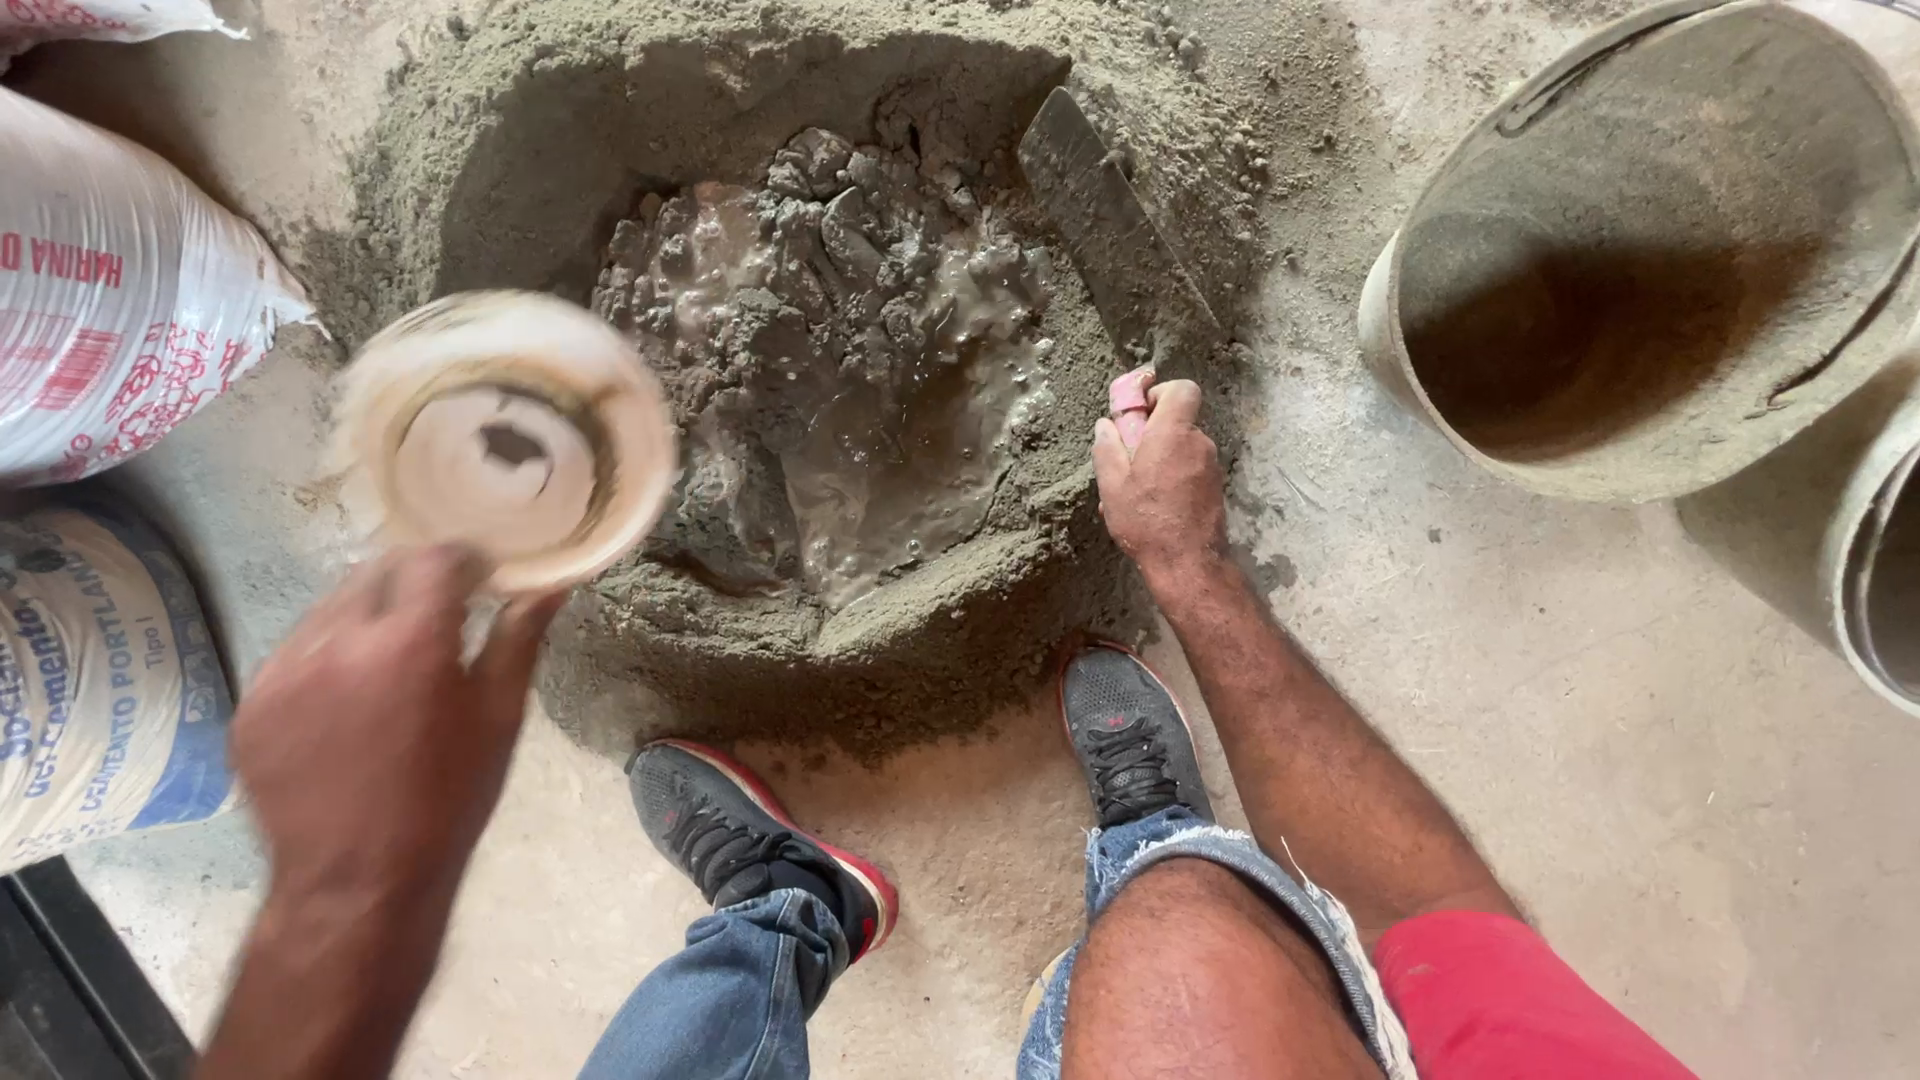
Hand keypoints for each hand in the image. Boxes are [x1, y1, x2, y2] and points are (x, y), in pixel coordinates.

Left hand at [233, 545, 565, 903]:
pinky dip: (332, 647)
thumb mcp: (501, 713)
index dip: (464, 559)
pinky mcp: (250, 703)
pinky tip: (355, 688)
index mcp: (411, 642)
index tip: (484, 577)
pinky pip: (296, 648)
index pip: (434, 560)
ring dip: (372, 609)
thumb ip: (519, 637)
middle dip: (417, 577)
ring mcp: (282, 672)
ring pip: (331, 605)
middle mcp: (338, 642)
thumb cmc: (451, 792)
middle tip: (447, 608)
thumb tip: (550, 587)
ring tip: (398, 650)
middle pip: (377, 570)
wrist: (359, 876)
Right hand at [1092, 379, 1228, 579]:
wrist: (1188, 563)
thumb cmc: (1146, 521)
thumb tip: (1105, 426)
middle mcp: (1198, 443)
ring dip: (1159, 459)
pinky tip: (1152, 505)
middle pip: (1177, 421)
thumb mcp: (1113, 486)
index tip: (1139, 414)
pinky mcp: (1214, 487)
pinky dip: (1171, 477)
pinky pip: (1188, 469)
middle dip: (1152, 433)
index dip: (1160, 393)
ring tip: (1136, 491)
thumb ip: (1108, 450)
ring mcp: (1210, 466)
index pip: (1181, 389)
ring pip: (1181, 447)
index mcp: (1173, 434)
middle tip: (1128, 459)